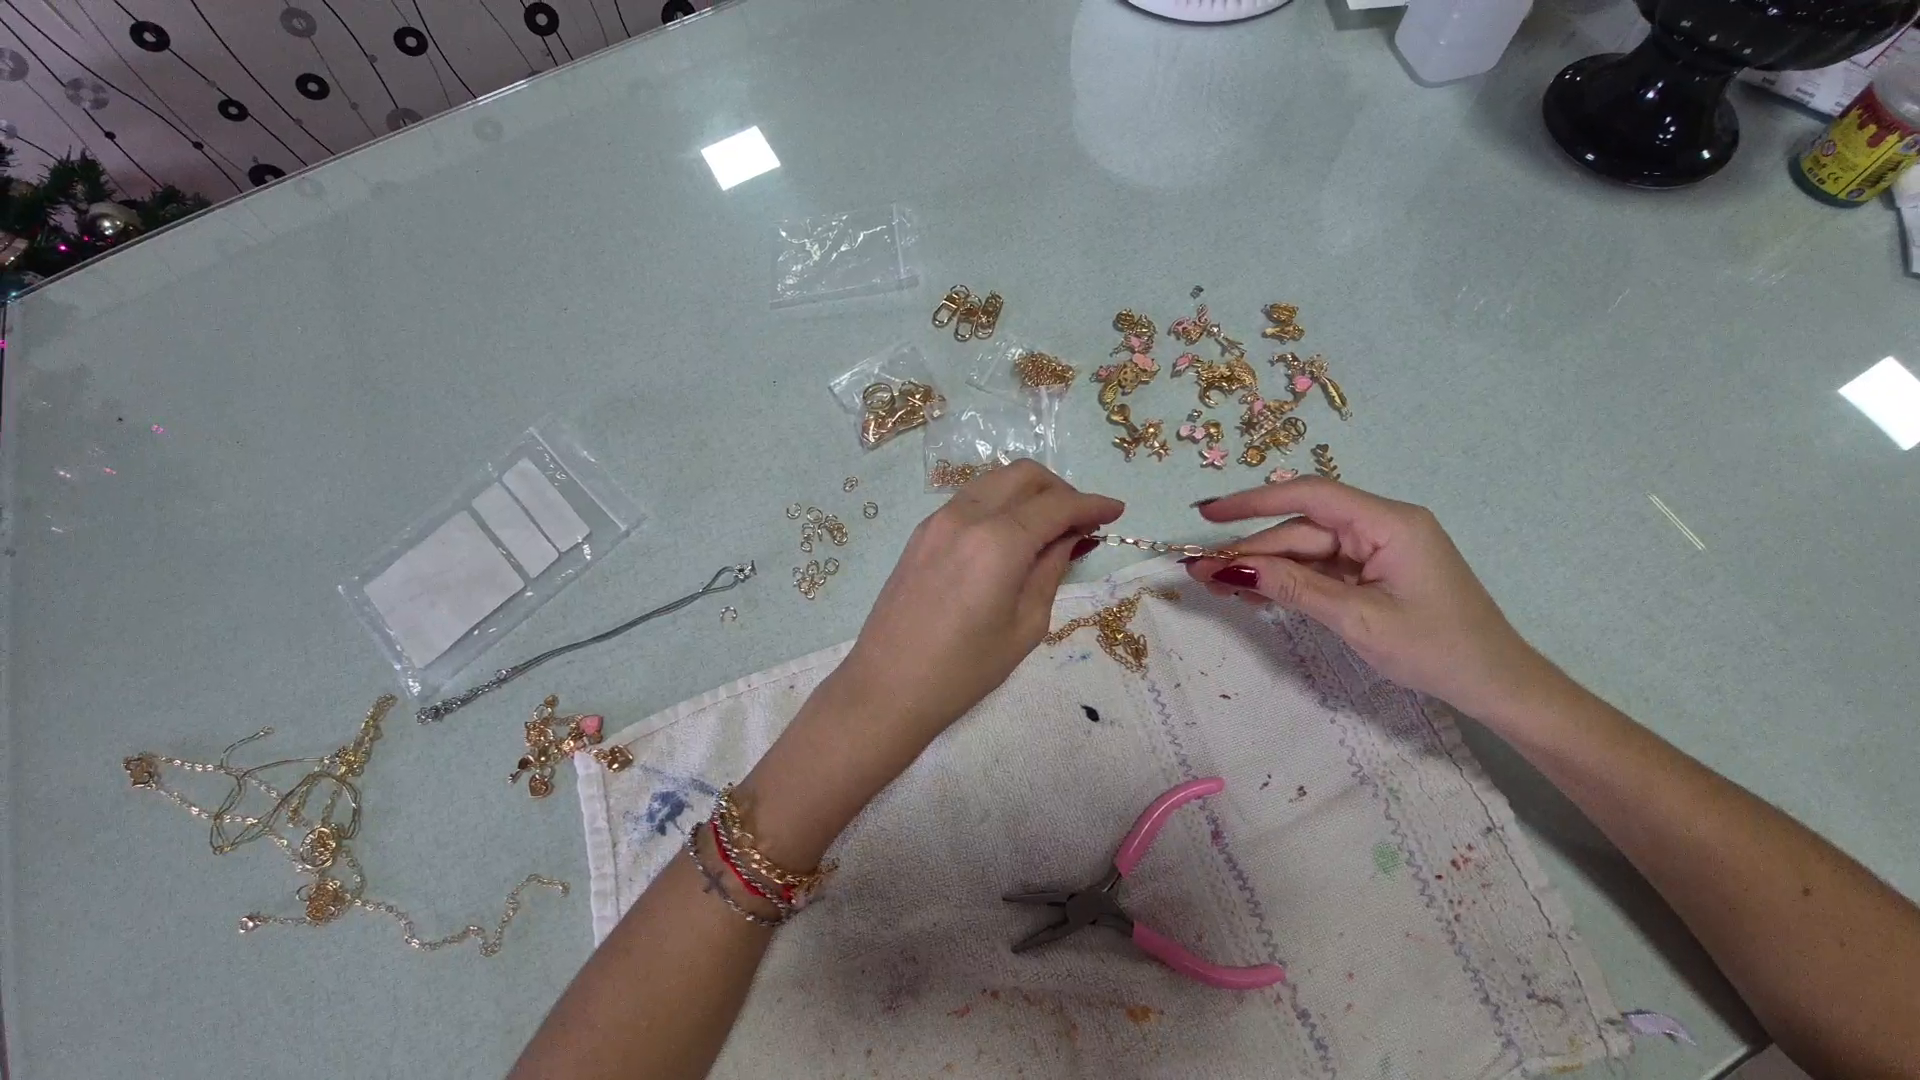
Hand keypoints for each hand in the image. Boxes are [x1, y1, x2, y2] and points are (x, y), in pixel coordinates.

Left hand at [837, 460, 1122, 747]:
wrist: (887, 687)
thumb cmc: (964, 670)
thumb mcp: (1025, 625)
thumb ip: (1050, 570)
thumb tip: (1069, 537)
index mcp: (998, 541)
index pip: (1057, 505)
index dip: (1092, 505)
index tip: (1117, 511)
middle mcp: (966, 516)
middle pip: (1024, 476)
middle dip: (1061, 490)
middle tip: (1081, 522)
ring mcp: (937, 520)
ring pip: (994, 481)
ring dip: (1028, 493)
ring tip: (1048, 528)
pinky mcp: (921, 533)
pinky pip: (970, 500)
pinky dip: (999, 504)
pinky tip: (1010, 536)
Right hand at [1184, 478, 1557, 718]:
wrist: (1497, 685)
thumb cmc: (1436, 649)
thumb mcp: (1357, 619)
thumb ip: (1292, 588)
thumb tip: (1228, 569)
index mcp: (1389, 523)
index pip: (1310, 496)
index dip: (1254, 501)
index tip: (1208, 515)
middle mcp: (1381, 526)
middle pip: (1302, 528)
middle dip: (1251, 548)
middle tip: (1200, 570)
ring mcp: (1377, 550)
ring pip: (1306, 550)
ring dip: (1264, 567)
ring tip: (1216, 584)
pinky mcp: (1373, 573)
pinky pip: (1321, 569)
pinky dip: (1288, 581)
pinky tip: (1253, 592)